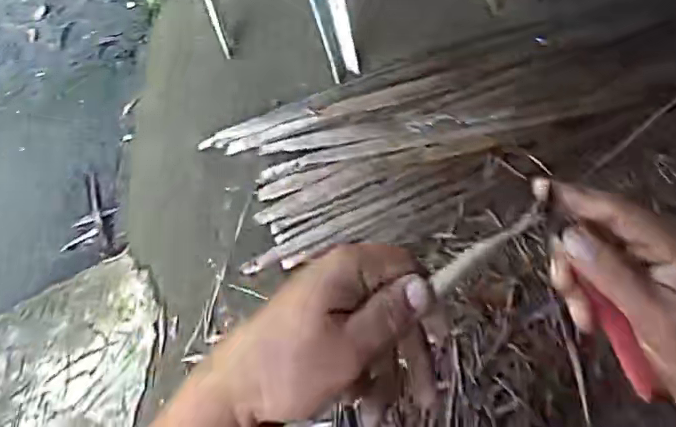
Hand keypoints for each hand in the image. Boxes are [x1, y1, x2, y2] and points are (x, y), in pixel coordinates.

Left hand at [167, 243, 438, 426]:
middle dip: (410, 349)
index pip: (404, 265)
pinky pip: (356, 338)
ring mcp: (329, 298)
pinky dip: (365, 369)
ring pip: (376, 326)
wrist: (235, 392)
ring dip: (388, 368)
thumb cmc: (289, 367)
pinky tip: (364, 400)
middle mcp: (340, 274)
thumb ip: (389, 315)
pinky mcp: (320, 322)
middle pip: (393, 300)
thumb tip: (423, 286)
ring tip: (382, 408)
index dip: (426, 301)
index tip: (440, 341)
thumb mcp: (349, 348)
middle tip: (424, 391)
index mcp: (348, 266)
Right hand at [545, 180, 675, 426]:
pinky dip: (590, 298)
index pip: (612, 208)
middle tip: (564, 288)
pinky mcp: (641, 291)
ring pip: (593, 256)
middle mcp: (655, 247)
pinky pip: (602, 280)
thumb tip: (568, 233)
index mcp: (667, 243)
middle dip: (574, 257)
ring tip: (584, 318)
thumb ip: (610, 273)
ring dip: (579, 284)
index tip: (538, 189)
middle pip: (596, 231)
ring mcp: (648, 269)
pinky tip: (591, 322)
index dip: (573, 196)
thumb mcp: (655, 319)